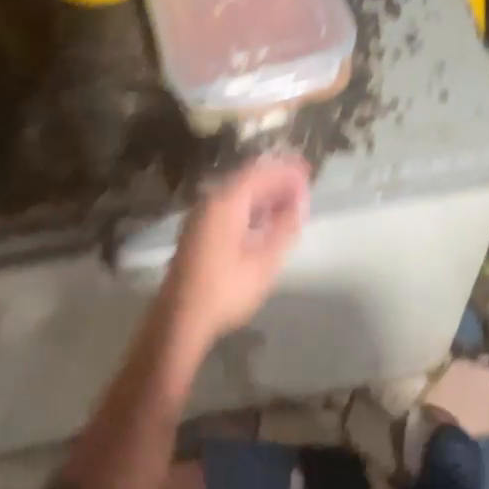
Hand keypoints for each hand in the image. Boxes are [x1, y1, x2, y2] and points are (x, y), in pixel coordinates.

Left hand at [164, 152, 310, 343]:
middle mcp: (210, 201)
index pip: (260, 172)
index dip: (285, 169)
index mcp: (226, 202)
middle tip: (303, 188)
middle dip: (276, 181)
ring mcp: (200, 216)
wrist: (180, 318)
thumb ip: (283, 228)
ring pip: (237, 194)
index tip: (307, 171)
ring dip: (264, 195)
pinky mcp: (197, 231)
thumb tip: (299, 203)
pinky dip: (250, 208)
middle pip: (247, 180)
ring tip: (290, 204)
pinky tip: (264, 222)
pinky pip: (228, 207)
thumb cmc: (225, 290)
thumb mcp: (263, 262)